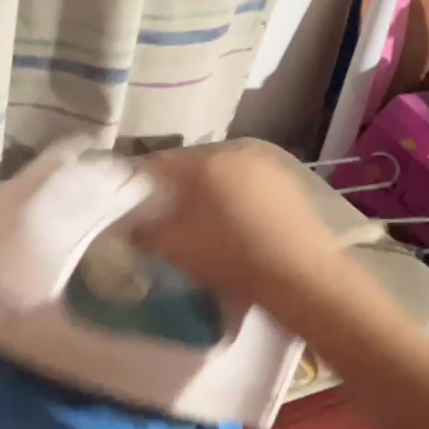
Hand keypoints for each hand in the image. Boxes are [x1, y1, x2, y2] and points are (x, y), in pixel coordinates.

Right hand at [133, 139, 369, 319]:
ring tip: (196, 225)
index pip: (154, 165)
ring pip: (219, 175)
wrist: (301, 278)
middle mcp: (236, 150)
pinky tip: (231, 227)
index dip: (135, 188)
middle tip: (160, 219)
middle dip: (171, 190)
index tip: (128, 210)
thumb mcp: (173, 248)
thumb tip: (127, 224)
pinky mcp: (288, 182)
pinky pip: (245, 184)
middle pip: (188, 167)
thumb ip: (141, 231)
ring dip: (203, 194)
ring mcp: (267, 163)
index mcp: (204, 160)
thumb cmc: (230, 257)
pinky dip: (231, 199)